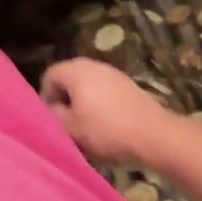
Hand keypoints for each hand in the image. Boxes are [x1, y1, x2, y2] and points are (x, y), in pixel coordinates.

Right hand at [40, 59, 174, 165]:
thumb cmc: (108, 131)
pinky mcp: (128, 85)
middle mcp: (91, 64)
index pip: (48, 76)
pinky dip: (100, 106)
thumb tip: (49, 110)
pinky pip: (104, 92)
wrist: (156, 136)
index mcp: (75, 70)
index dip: (45, 99)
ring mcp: (112, 73)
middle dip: (64, 102)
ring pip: (87, 87)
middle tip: (68, 126)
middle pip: (68, 80)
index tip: (53, 122)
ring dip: (83, 105)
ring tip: (87, 129)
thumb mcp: (72, 129)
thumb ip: (54, 117)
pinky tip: (107, 127)